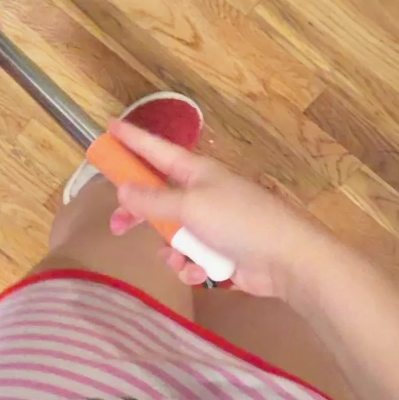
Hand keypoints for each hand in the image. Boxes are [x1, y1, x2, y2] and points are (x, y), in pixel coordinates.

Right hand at [106, 119, 341, 298]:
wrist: (288, 260)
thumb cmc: (239, 221)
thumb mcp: (190, 206)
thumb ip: (152, 200)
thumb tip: (122, 189)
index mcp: (197, 172)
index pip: (156, 150)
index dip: (133, 139)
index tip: (110, 127)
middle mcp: (202, 194)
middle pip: (157, 199)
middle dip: (139, 215)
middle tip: (117, 226)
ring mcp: (212, 224)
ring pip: (172, 234)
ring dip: (172, 249)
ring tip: (178, 258)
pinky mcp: (219, 253)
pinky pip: (190, 258)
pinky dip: (192, 266)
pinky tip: (202, 272)